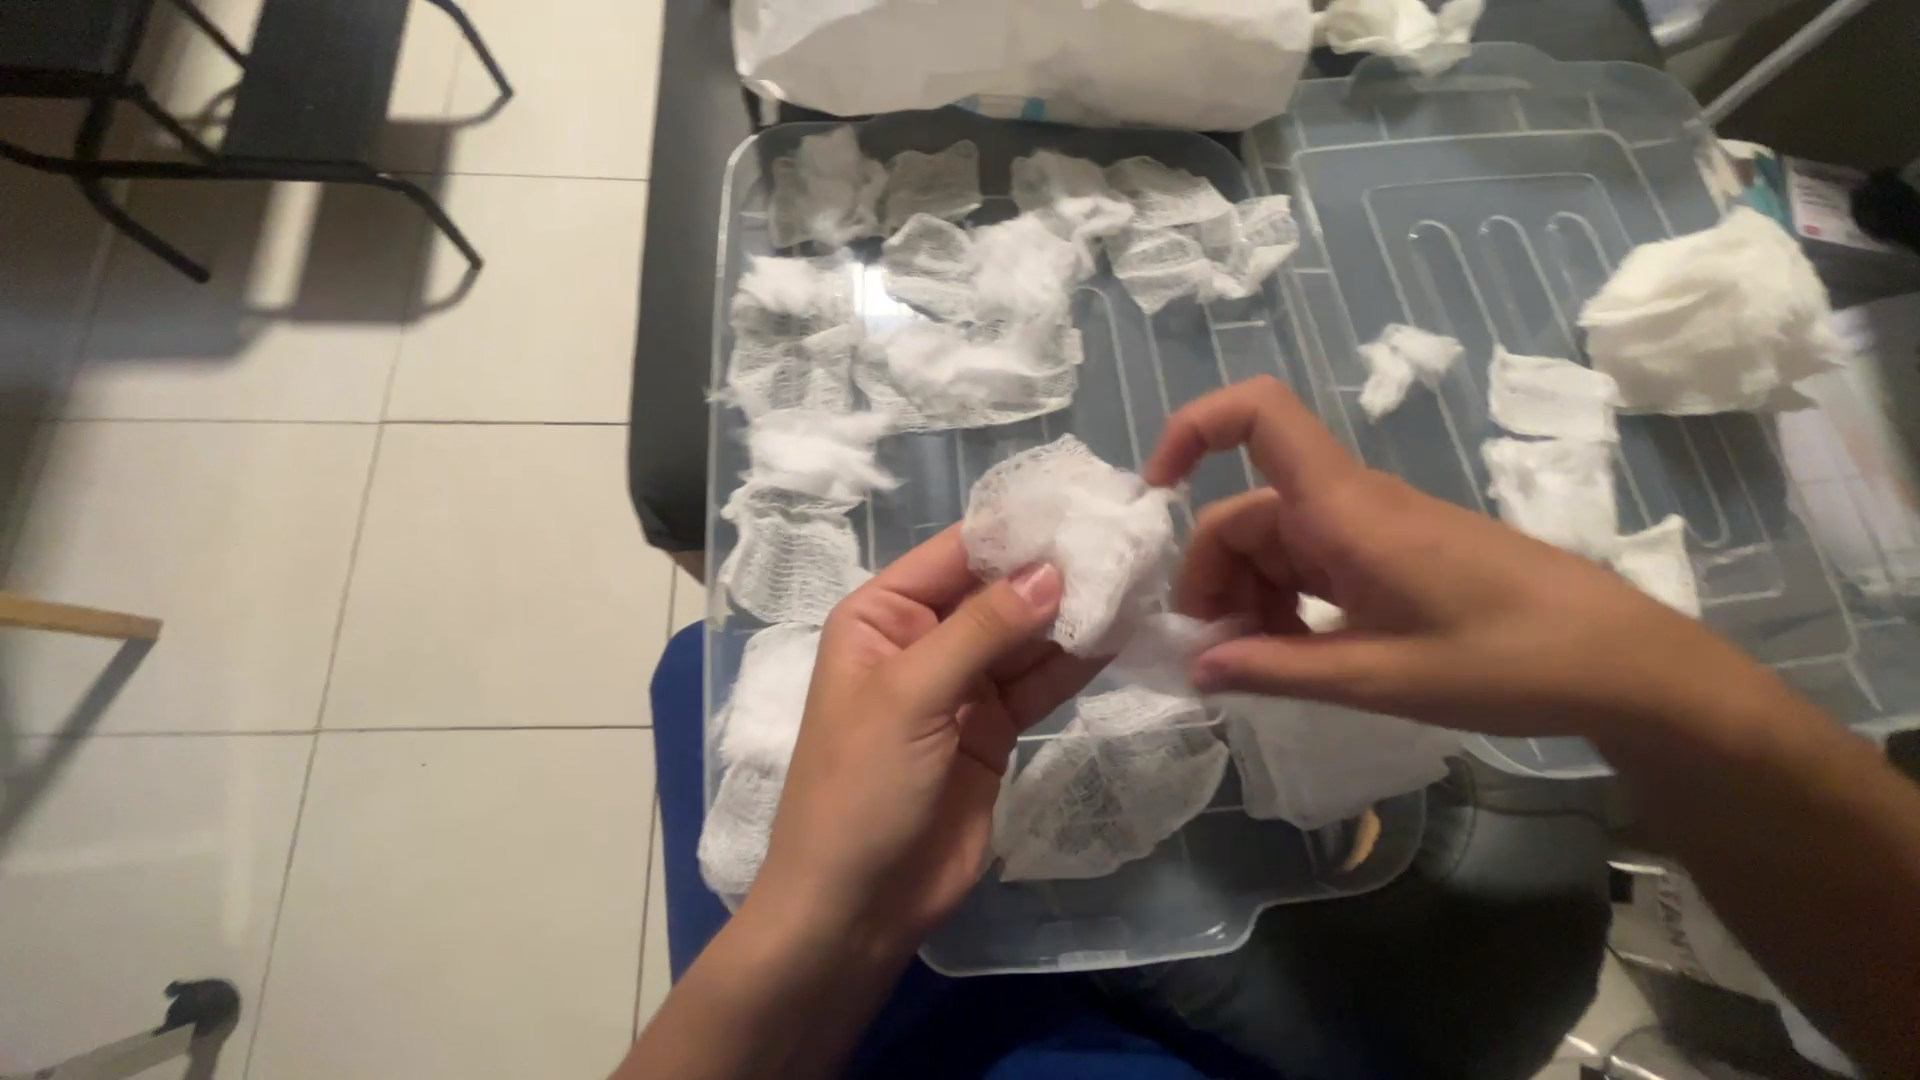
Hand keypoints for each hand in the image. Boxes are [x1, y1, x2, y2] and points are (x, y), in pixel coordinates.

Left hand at [750, 526, 1099, 955]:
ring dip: (1072, 616)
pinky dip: (1073, 663)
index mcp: (882, 615)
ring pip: (1024, 636)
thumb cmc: (861, 787)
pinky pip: (1037, 682)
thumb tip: (1052, 570)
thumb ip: (982, 629)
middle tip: (1123, 546)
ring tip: (1134, 583)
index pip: (954, 554)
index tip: (1081, 508)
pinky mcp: (992, 726)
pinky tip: (1117, 636)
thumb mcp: (912, 696)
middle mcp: (921, 638)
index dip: (1015, 532)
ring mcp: (960, 684)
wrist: (857, 905)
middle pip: (995, 591)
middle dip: (1052, 573)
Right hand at [1145, 377, 1757, 737]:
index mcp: (1343, 509)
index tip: (1155, 494)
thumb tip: (1193, 670)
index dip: (1191, 430)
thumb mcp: (1379, 678)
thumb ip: (1275, 670)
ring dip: (1244, 599)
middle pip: (1240, 514)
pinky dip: (1279, 605)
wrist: (1623, 664)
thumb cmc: (1508, 661)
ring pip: (1266, 544)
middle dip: (1209, 578)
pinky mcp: (1379, 552)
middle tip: (1211, 653)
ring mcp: (1362, 527)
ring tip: (1257, 666)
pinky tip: (1294, 655)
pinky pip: (1301, 564)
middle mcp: (1344, 504)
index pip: (1257, 415)